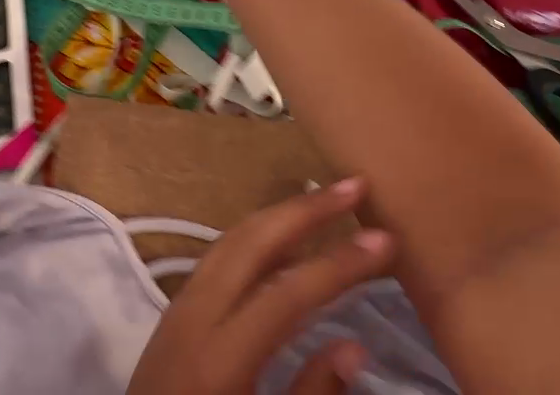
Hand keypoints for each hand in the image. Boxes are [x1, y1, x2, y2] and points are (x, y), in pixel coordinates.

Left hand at [127, 178, 394, 394]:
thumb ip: (309, 393)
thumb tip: (354, 345)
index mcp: (220, 355)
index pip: (288, 292)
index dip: (339, 263)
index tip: (384, 238)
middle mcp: (195, 314)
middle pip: (253, 241)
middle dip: (306, 209)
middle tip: (354, 185)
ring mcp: (180, 305)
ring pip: (232, 238)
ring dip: (280, 213)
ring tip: (325, 198)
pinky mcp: (175, 308)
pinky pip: (220, 254)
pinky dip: (257, 233)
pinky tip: (284, 235)